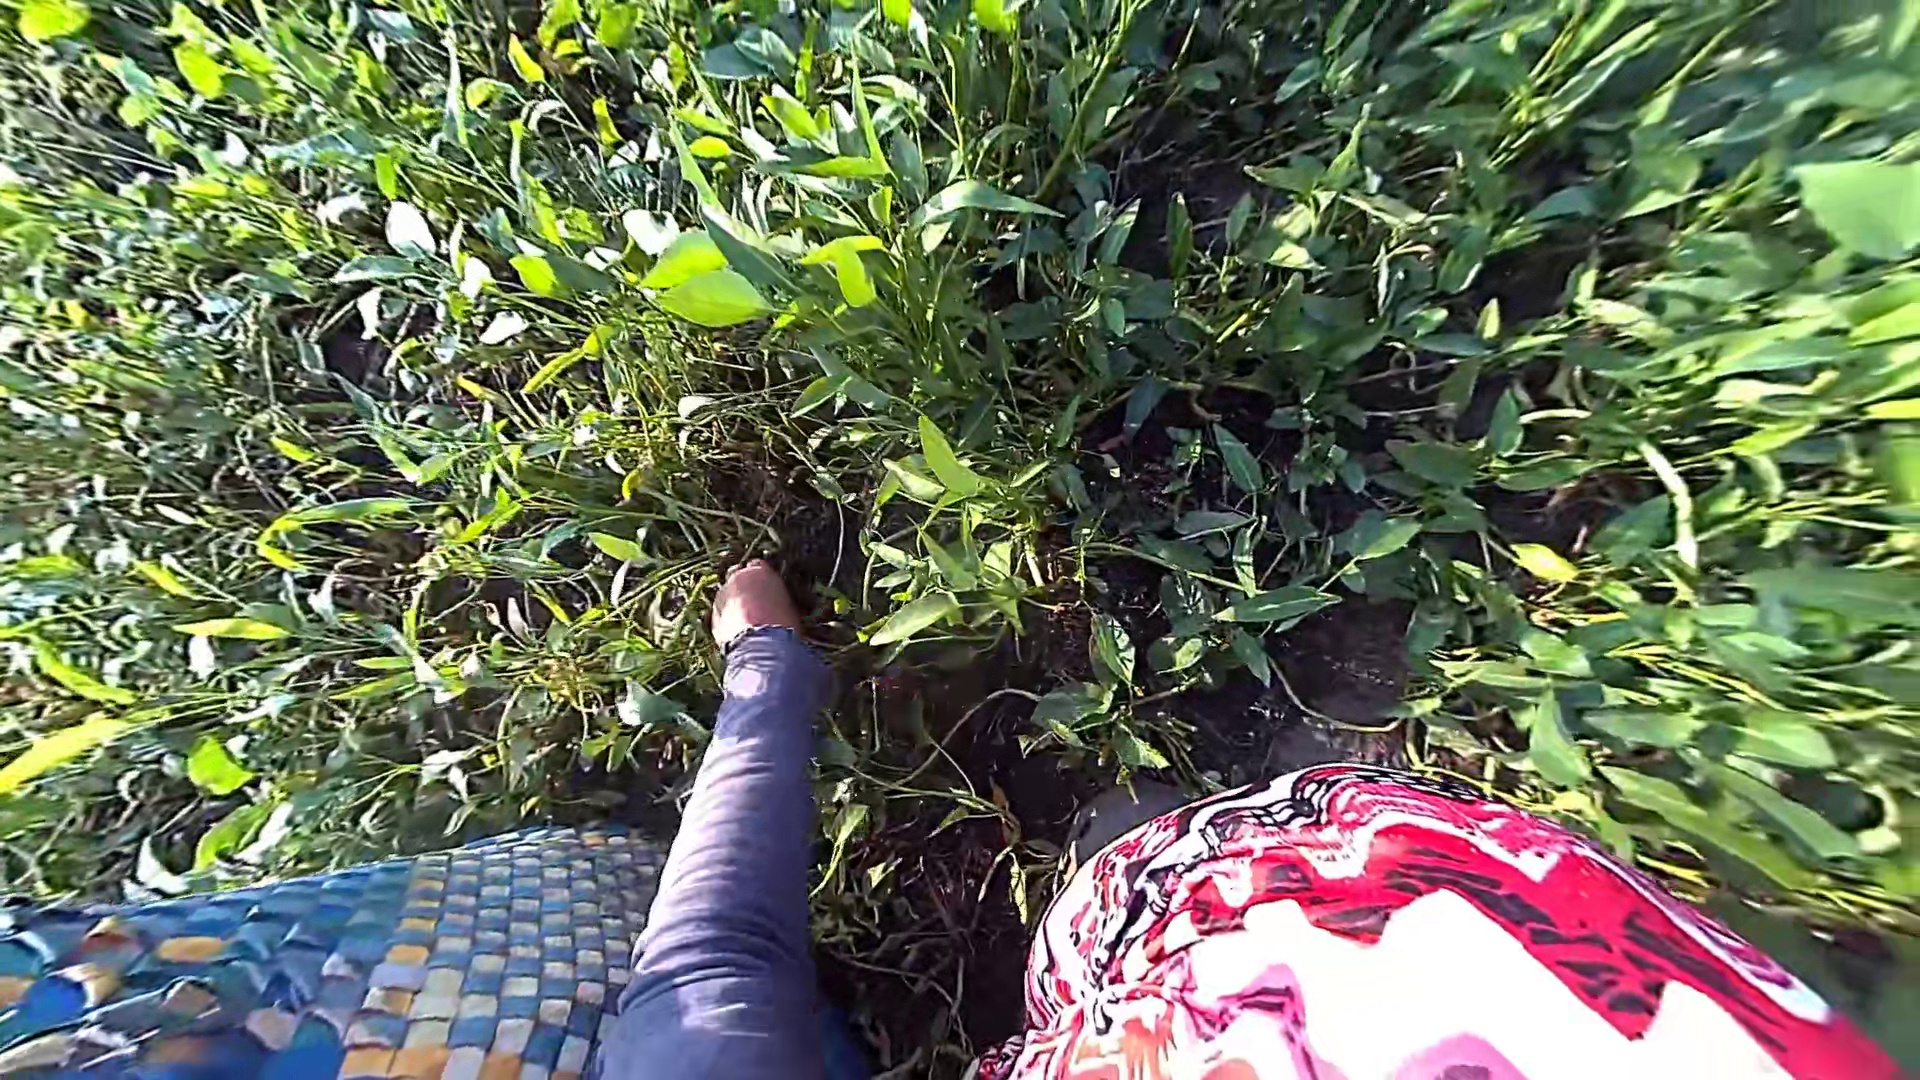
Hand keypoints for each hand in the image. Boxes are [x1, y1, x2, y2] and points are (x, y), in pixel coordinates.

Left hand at [711, 559, 800, 648]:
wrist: (762, 647)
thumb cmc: (783, 624)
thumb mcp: (791, 606)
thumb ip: (781, 597)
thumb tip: (783, 603)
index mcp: (759, 572)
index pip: (758, 564)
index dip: (762, 575)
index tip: (766, 583)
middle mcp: (736, 579)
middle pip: (736, 573)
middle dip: (742, 582)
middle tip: (753, 596)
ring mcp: (721, 598)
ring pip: (725, 593)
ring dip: (733, 600)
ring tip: (745, 616)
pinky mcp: (713, 617)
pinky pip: (720, 613)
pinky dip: (726, 617)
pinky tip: (737, 629)